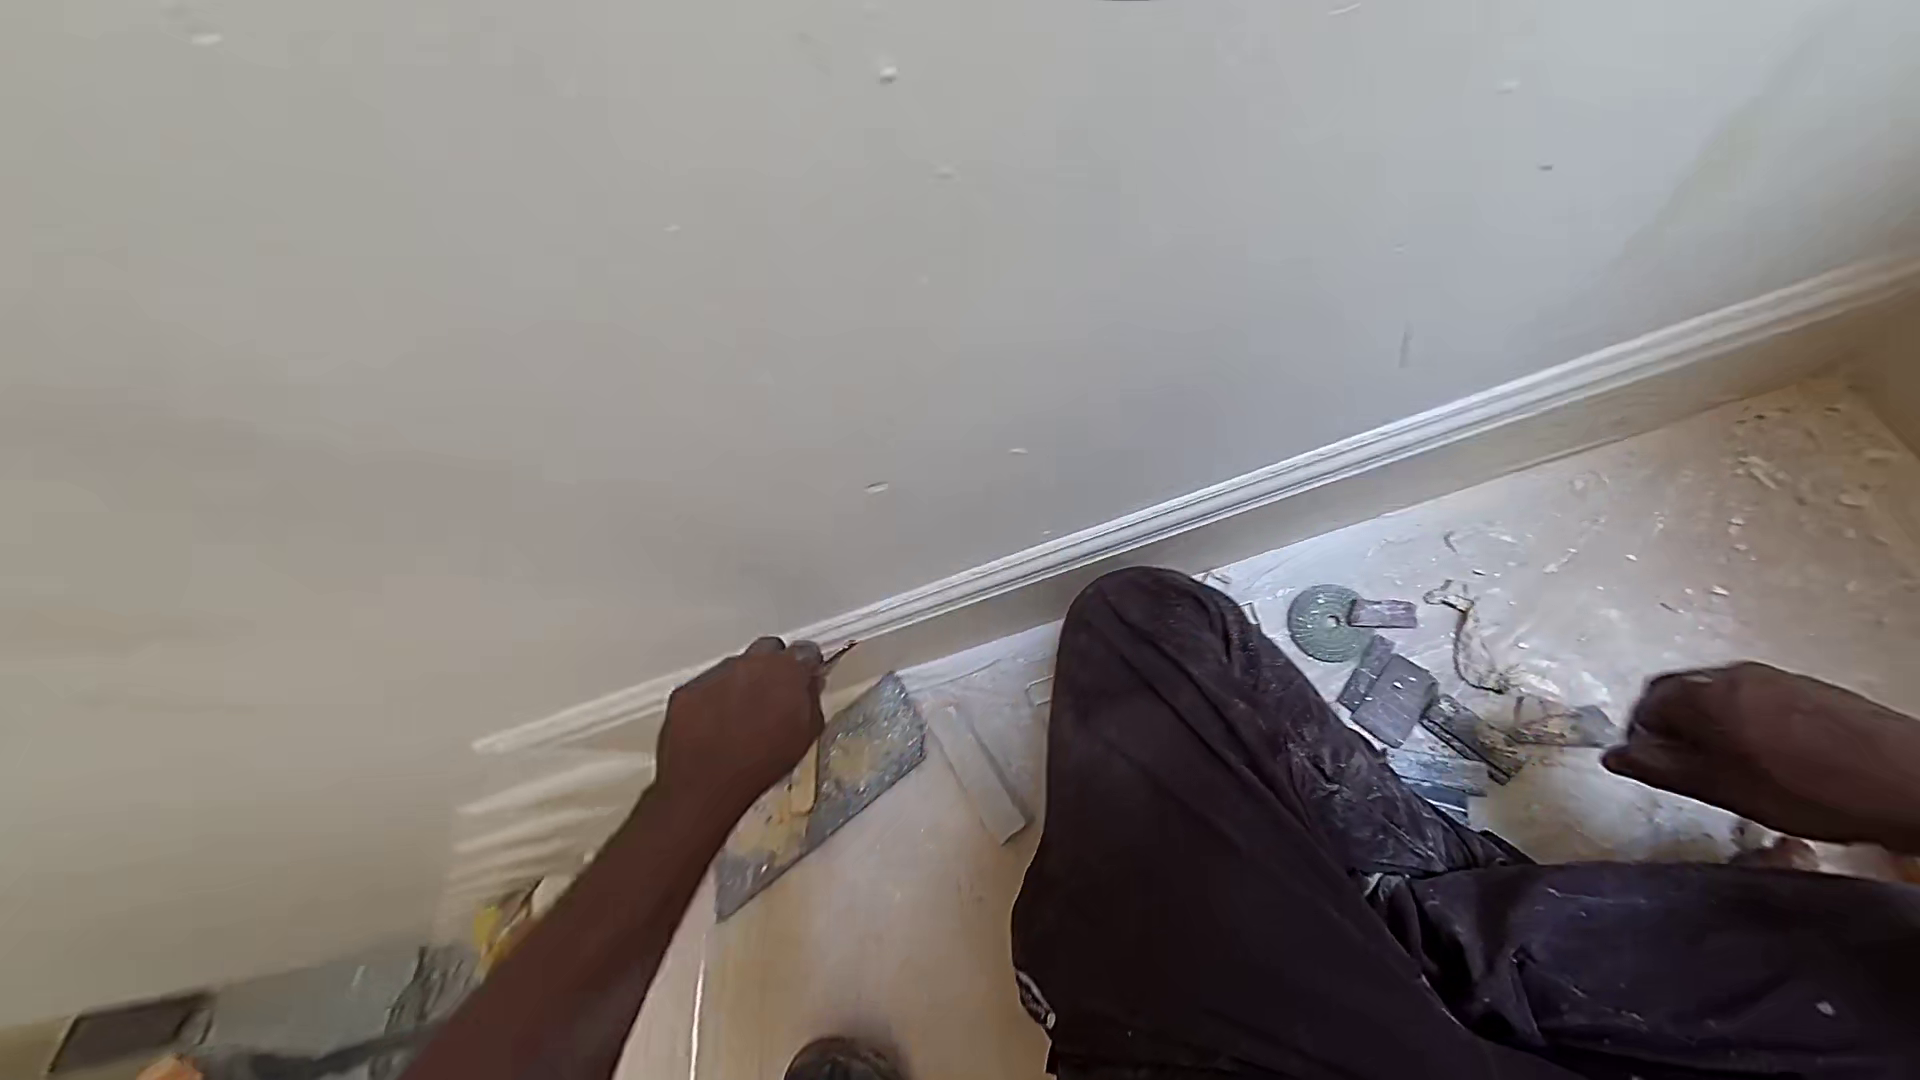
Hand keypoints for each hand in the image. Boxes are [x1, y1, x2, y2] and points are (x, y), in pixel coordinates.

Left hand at [655, 637, 825, 817]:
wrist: (706, 784)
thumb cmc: (764, 763)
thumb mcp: (806, 734)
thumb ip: (812, 699)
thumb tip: (810, 683)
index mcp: (787, 669)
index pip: (806, 650)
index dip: (807, 664)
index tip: (806, 677)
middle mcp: (752, 661)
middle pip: (768, 649)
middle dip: (773, 666)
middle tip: (774, 694)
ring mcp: (717, 673)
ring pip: (736, 666)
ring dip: (743, 681)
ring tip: (741, 715)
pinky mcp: (689, 688)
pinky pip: (707, 685)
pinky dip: (714, 697)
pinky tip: (716, 724)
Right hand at [1603, 662, 1919, 852]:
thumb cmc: (1808, 788)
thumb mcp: (1718, 788)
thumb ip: (1656, 768)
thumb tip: (1614, 758)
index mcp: (1694, 693)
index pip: (1642, 708)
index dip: (1647, 739)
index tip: (1663, 765)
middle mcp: (1727, 674)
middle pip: (1680, 697)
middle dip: (1680, 727)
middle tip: (1697, 764)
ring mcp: (1776, 678)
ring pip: (1722, 698)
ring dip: (1720, 725)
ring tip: (1744, 763)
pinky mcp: (1815, 689)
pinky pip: (1762, 700)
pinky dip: (1758, 723)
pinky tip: (1784, 756)